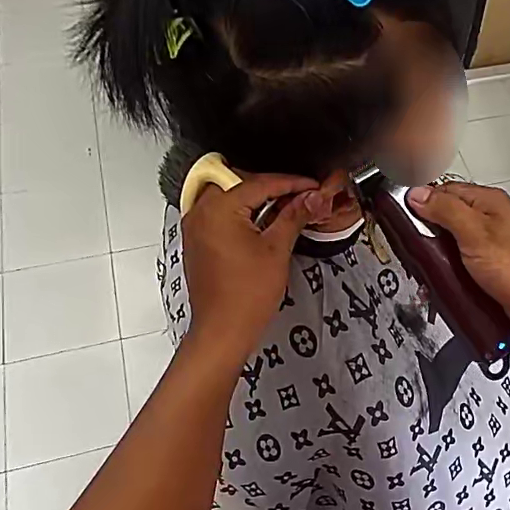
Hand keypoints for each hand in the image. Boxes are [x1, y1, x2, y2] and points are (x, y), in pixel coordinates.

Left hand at [180, 173, 322, 364]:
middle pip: (240, 181)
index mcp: (219, 209)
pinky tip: (264, 223)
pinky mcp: (198, 240)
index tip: (312, 186)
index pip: (261, 182)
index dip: (292, 183)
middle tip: (300, 195)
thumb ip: (294, 217)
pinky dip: (242, 212)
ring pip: (228, 195)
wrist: (224, 328)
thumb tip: (311, 199)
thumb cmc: (246, 295)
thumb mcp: (277, 250)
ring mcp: (196, 226)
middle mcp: (201, 212)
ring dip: (257, 198)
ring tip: (286, 208)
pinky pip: (220, 213)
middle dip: (272, 185)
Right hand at [403, 181, 509, 328]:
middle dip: (428, 236)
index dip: (421, 203)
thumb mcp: (475, 234)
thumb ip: (446, 211)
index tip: (403, 219)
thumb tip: (418, 194)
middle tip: (418, 251)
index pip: (444, 190)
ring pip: (452, 246)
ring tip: (432, 273)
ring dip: (438, 260)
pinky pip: (462, 267)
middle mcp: (491, 222)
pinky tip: (448, 285)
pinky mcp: (491, 270)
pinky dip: (451, 275)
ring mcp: (491, 247)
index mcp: (488, 202)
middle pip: (446, 220)